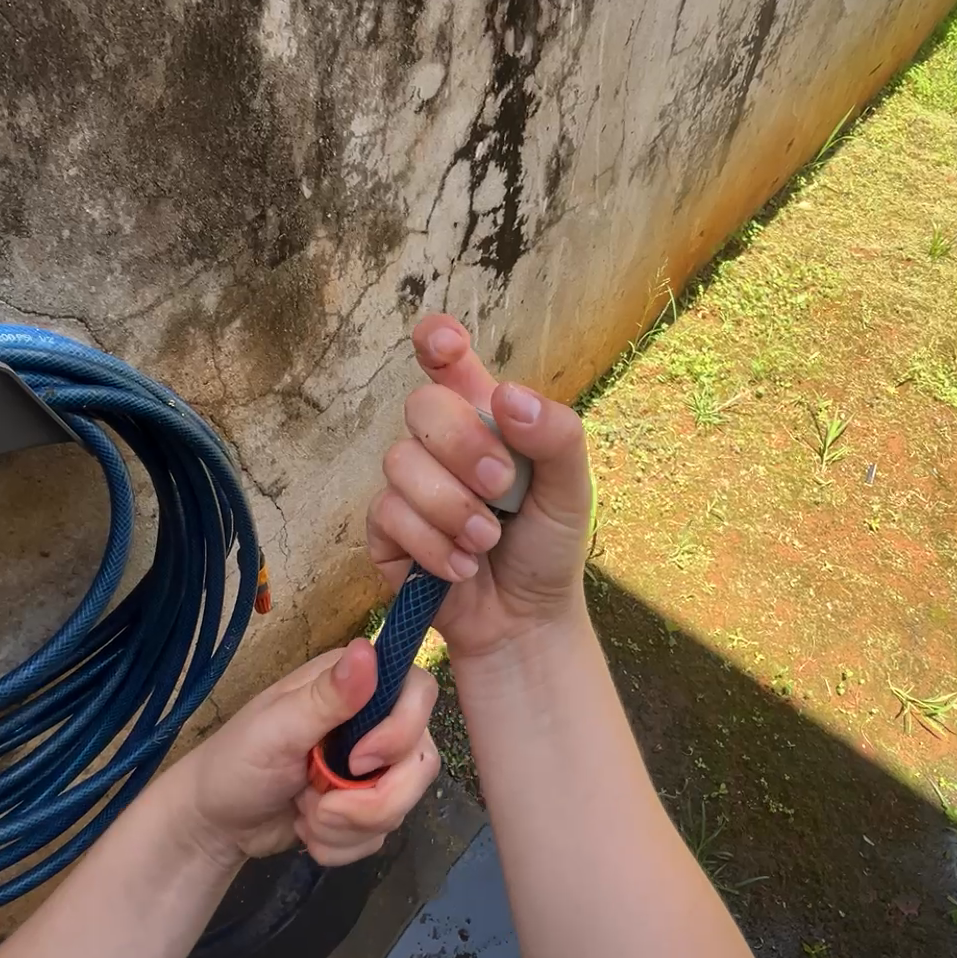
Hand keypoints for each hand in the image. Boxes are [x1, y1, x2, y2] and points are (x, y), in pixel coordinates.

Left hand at [162, 639, 439, 869]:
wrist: (214, 824)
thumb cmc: (236, 761)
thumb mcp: (277, 727)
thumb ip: (328, 695)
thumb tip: (368, 649)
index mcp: (358, 683)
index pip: (420, 693)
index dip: (402, 732)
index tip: (357, 760)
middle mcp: (377, 719)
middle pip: (422, 759)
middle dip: (372, 801)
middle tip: (319, 807)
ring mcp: (377, 765)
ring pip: (405, 802)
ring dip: (349, 825)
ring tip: (305, 814)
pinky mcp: (370, 805)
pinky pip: (385, 832)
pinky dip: (344, 843)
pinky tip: (309, 829)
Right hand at [366, 315, 594, 664]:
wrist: (526, 616)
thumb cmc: (547, 544)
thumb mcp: (571, 488)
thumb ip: (556, 435)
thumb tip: (509, 395)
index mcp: (485, 418)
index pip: (448, 363)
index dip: (437, 341)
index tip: (443, 344)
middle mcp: (440, 443)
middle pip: (421, 405)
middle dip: (463, 447)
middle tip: (500, 488)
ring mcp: (408, 486)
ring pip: (400, 464)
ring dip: (452, 508)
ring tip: (487, 541)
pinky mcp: (386, 531)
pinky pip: (388, 516)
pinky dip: (434, 546)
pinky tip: (463, 568)